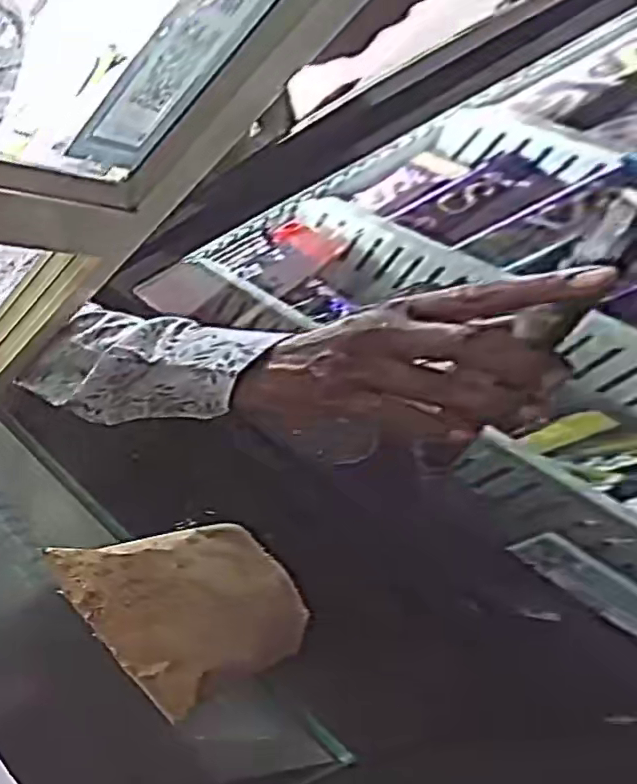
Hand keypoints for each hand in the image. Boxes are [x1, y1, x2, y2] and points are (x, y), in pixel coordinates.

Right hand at [231, 266, 619, 448]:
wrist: (254, 372)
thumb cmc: (319, 351)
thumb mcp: (377, 328)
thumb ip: (435, 331)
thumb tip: (502, 334)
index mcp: (397, 311)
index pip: (479, 295)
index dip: (540, 287)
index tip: (598, 281)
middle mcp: (382, 334)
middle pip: (470, 344)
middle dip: (520, 365)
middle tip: (549, 382)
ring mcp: (360, 368)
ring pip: (442, 384)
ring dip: (489, 403)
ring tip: (518, 415)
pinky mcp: (340, 399)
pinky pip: (400, 415)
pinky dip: (437, 425)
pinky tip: (460, 431)